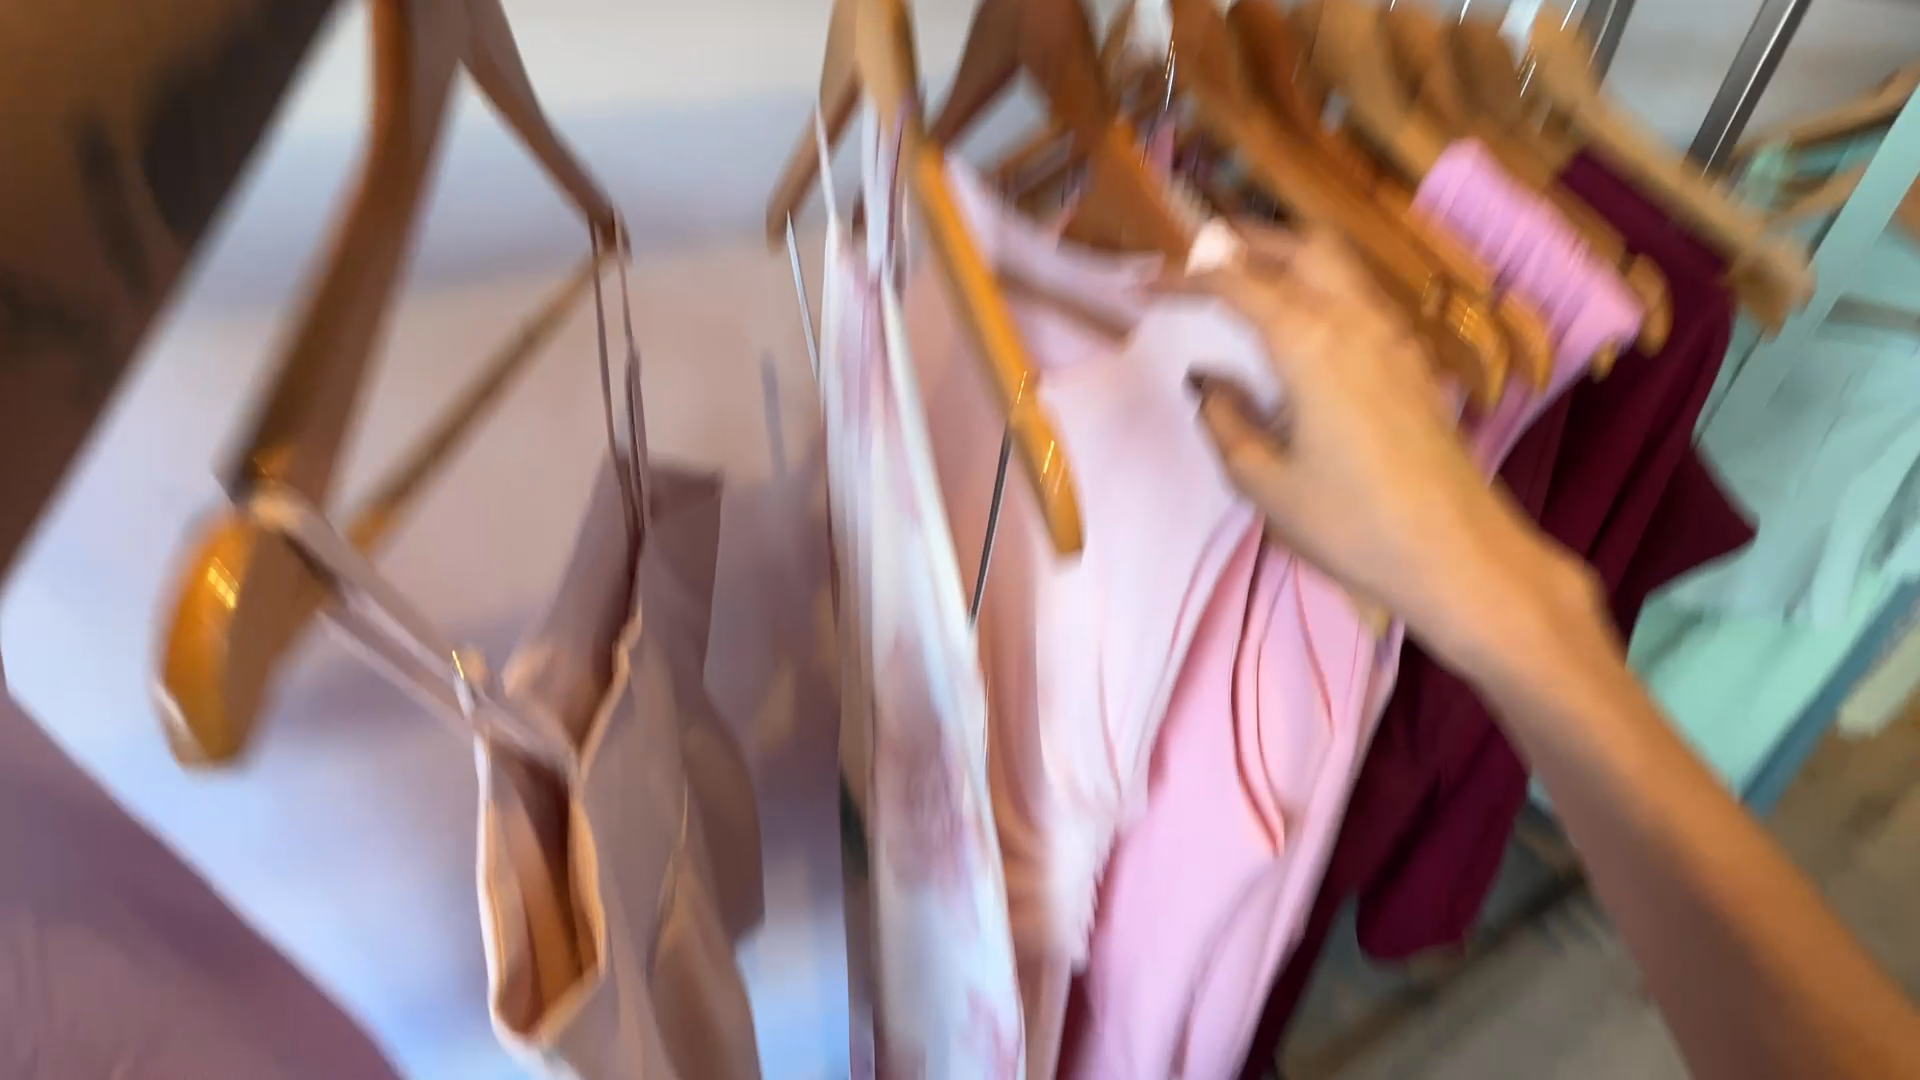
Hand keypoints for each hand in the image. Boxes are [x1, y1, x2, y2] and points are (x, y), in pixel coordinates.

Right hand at [1170, 229, 1606, 679]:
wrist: (1457, 556)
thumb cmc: (1349, 524)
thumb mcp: (1262, 481)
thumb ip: (1226, 419)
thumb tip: (1208, 379)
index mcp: (1310, 346)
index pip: (1237, 285)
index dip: (1184, 279)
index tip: (1144, 284)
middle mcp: (1356, 323)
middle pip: (1299, 249)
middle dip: (1244, 243)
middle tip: (1199, 258)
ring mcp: (1393, 338)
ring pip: (1336, 266)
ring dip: (1285, 258)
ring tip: (1243, 277)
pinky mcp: (1410, 362)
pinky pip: (1357, 298)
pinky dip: (1318, 287)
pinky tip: (1299, 324)